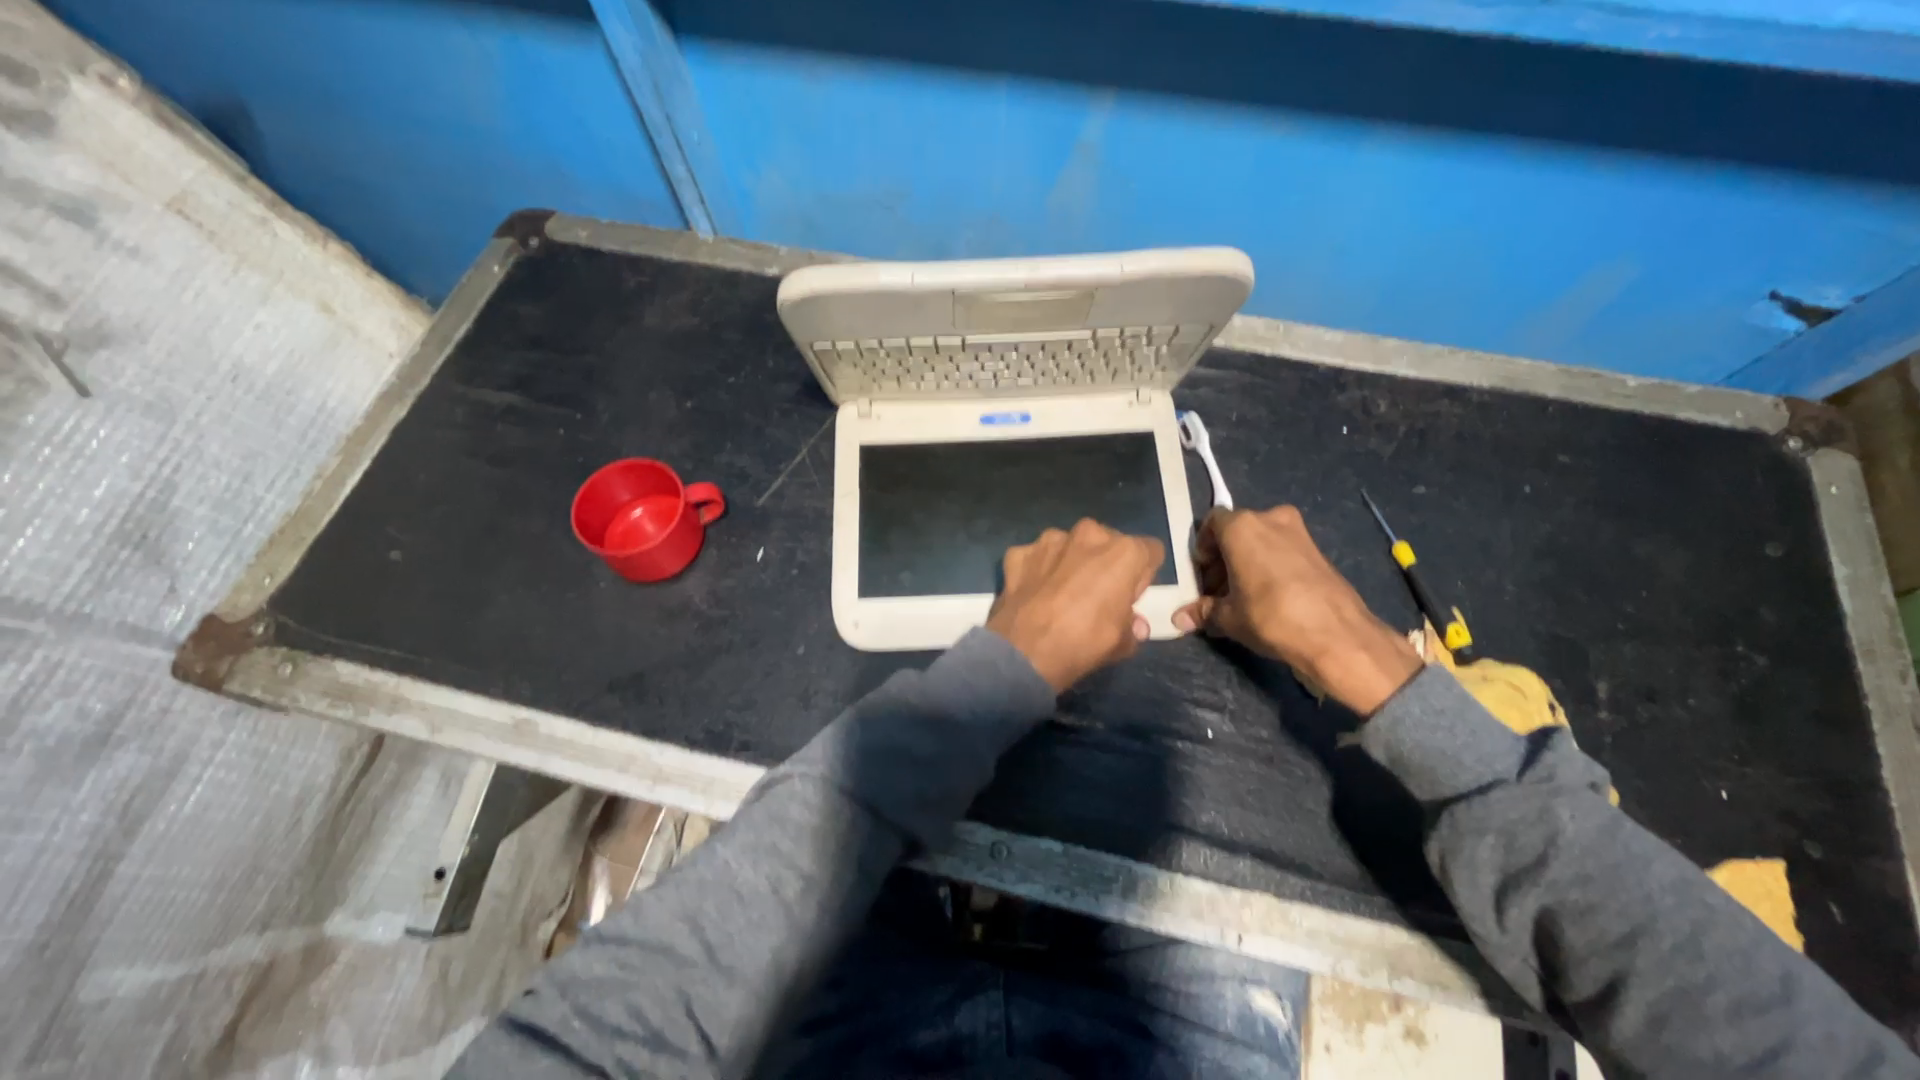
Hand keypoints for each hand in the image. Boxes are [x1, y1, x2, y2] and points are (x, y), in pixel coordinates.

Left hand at [986, 519, 1166, 693]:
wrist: (1024, 653)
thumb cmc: (1084, 644)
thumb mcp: (1123, 643)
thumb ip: (1133, 626)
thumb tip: (1134, 625)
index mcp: (1124, 552)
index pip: (1150, 552)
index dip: (1142, 575)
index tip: (1130, 596)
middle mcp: (1088, 534)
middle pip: (1108, 543)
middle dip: (1105, 563)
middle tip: (1096, 596)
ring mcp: (1049, 540)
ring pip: (1069, 546)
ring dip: (1070, 562)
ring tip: (1061, 595)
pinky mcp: (1019, 552)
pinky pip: (1035, 558)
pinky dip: (1037, 571)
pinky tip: (1035, 595)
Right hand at [1173, 506, 1420, 715]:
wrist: (1335, 634)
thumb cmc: (1270, 616)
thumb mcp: (1229, 618)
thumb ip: (1203, 612)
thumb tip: (1180, 619)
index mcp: (1242, 526)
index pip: (1211, 523)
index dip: (1203, 548)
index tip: (1203, 576)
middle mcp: (1270, 519)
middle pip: (1237, 531)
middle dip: (1224, 559)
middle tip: (1219, 591)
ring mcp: (1299, 532)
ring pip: (1262, 541)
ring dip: (1247, 563)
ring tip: (1244, 597)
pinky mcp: (1319, 549)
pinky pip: (1283, 550)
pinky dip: (1270, 566)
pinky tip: (1270, 597)